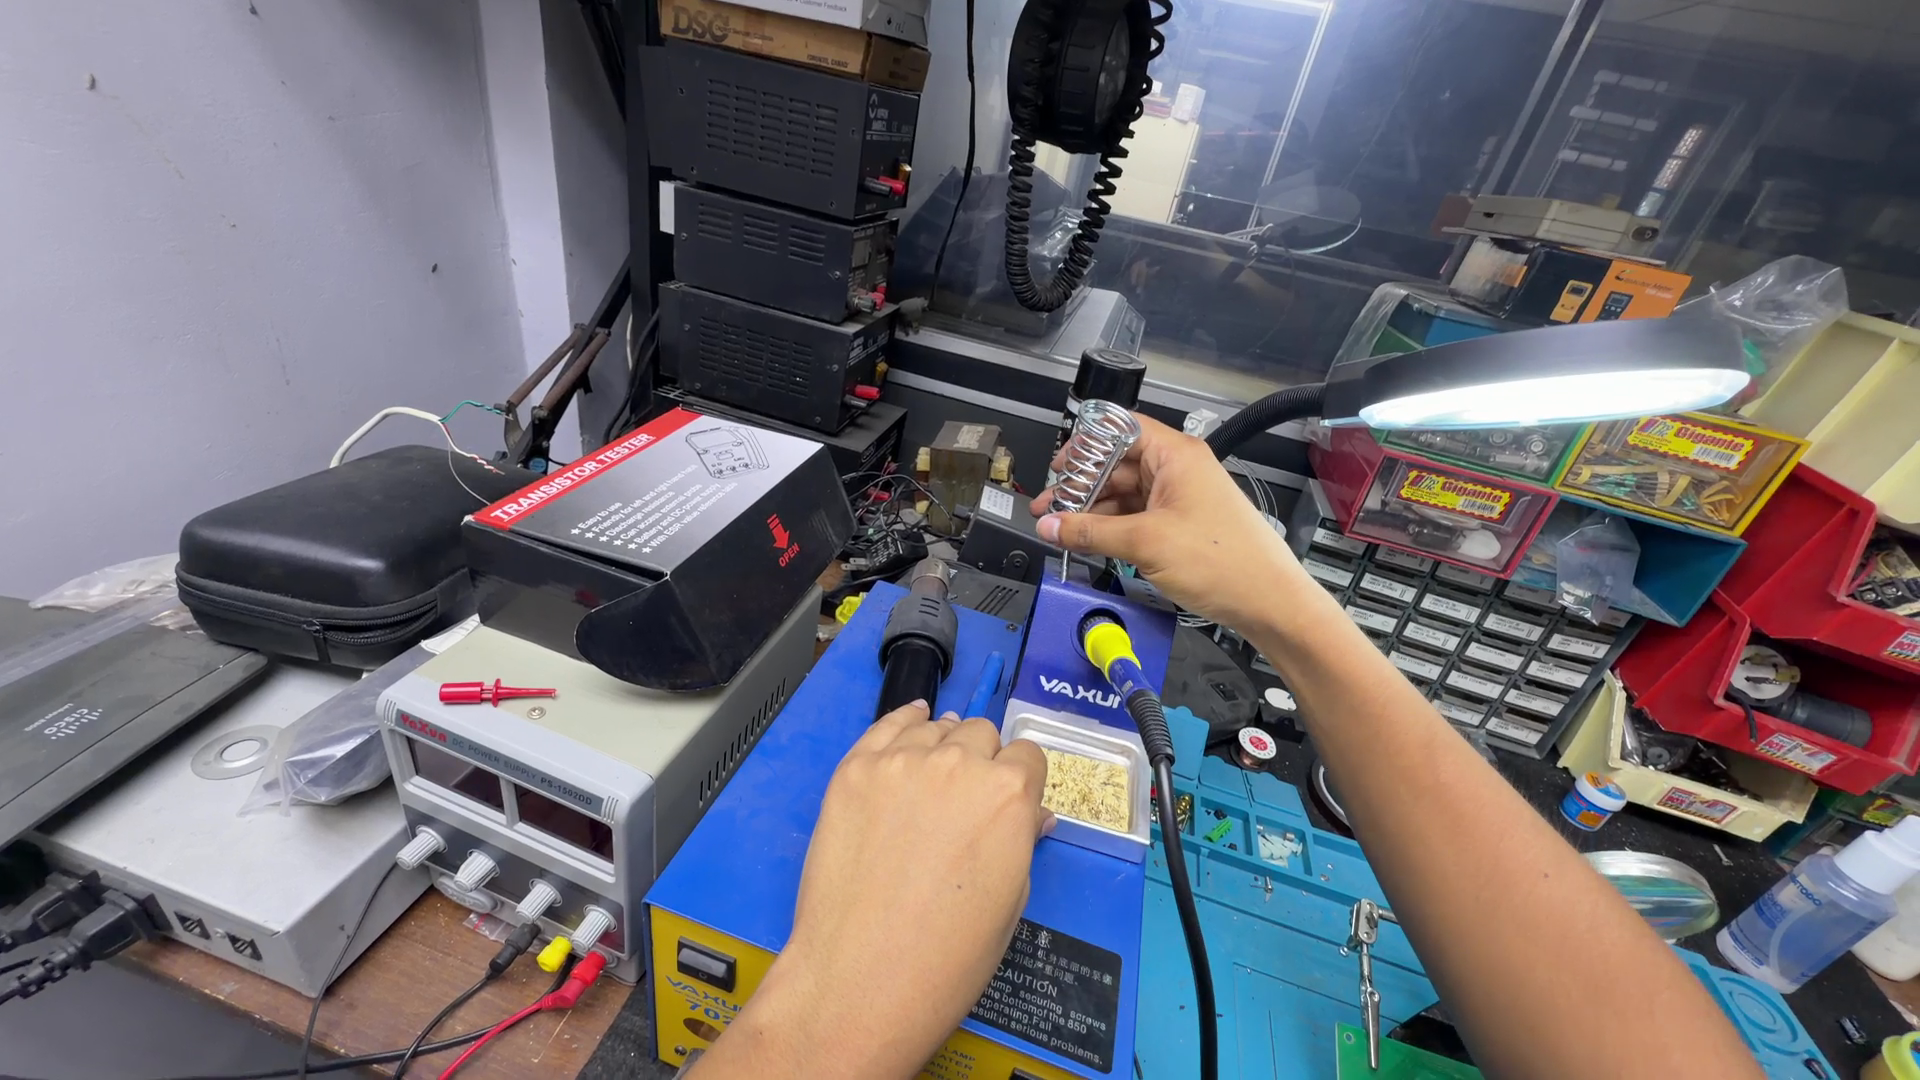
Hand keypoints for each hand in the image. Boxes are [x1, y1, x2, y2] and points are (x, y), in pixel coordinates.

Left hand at [694, 701, 1051, 1079]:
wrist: (859, 980)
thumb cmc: (948, 958)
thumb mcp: (1010, 901)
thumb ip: (1022, 839)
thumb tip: (1033, 813)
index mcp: (1009, 794)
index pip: (1028, 756)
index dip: (1022, 780)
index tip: (1009, 801)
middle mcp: (959, 763)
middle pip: (982, 733)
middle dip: (983, 761)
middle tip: (965, 802)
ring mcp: (902, 761)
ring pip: (937, 727)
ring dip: (943, 745)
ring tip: (933, 777)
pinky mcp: (857, 768)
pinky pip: (888, 724)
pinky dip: (906, 721)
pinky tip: (913, 720)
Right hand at [1030, 413, 1321, 633]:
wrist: (1268, 602)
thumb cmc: (1223, 561)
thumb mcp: (1144, 543)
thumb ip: (1090, 532)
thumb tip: (1049, 526)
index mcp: (1176, 456)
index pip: (1121, 429)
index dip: (1085, 444)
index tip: (1059, 468)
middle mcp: (1178, 470)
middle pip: (1117, 464)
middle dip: (1081, 485)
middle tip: (1049, 507)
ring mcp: (1180, 498)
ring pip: (1124, 494)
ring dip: (1092, 510)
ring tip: (1061, 529)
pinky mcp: (1180, 524)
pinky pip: (1136, 516)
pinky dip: (1111, 527)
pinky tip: (1089, 540)